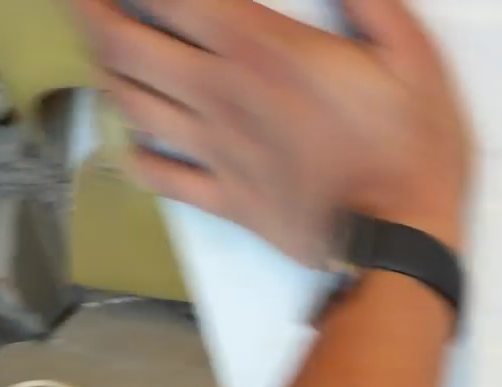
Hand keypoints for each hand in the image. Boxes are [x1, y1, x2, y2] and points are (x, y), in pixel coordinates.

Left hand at [73, 0, 473, 264]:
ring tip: (104, 55)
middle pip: (121, 41)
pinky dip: (136, 157)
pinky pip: (161, 178)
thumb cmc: (412, 155)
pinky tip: (135, 144)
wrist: (403, 248)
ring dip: (106, 72)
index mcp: (259, 48)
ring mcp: (220, 154)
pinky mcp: (231, 203)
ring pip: (130, 103)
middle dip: (89, 9)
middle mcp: (222, 95)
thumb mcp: (412, 57)